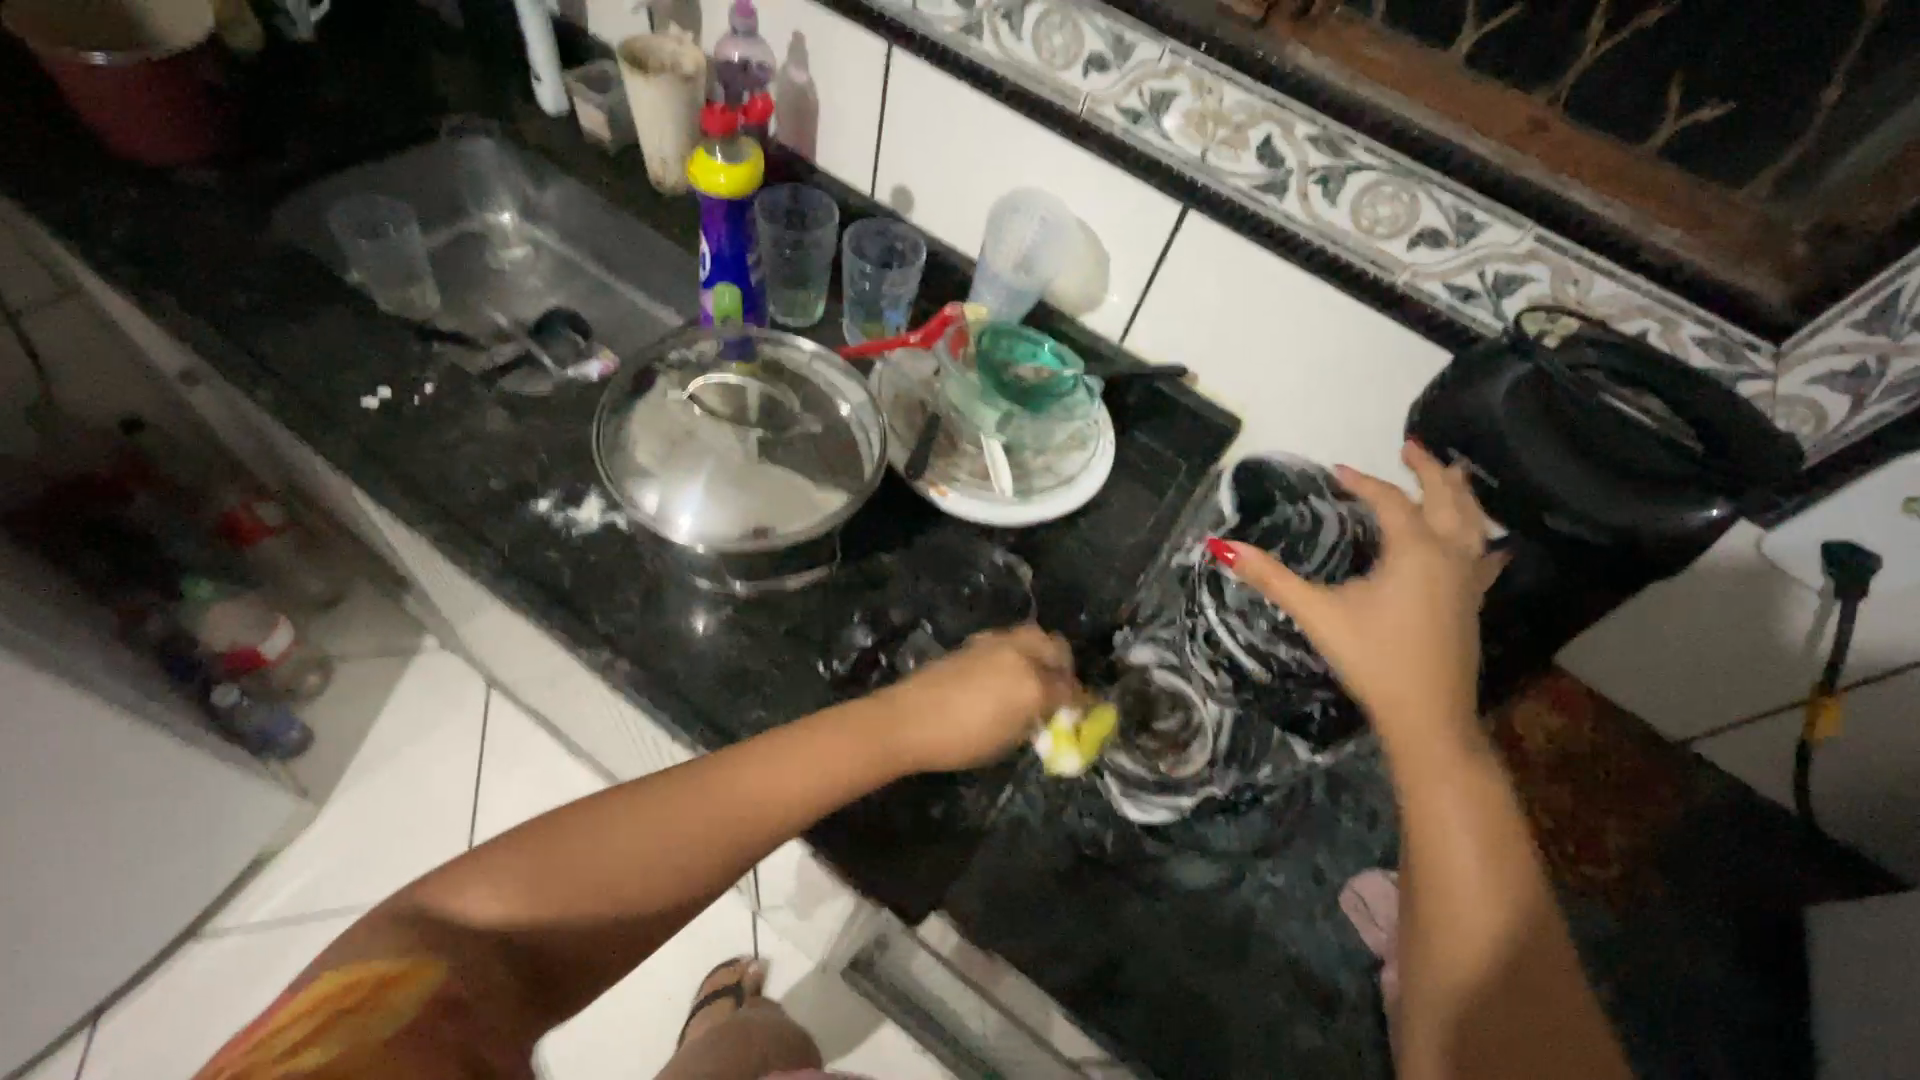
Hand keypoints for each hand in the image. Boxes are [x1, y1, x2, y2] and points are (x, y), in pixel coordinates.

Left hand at [876, 625, 1079, 772]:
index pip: (1070, 688)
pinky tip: (1004, 674)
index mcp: (1034, 684)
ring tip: (1032, 677)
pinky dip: (1016, 653)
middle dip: (1063, 666)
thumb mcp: (1007, 740)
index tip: (1081, 710)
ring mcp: (995, 643)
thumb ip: (1033, 721)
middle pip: (1056, 647)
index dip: (1079, 701)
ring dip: (1040, 654)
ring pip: (1032, 637)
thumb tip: (1045, 712)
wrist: (906, 720)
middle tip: (1057, 687)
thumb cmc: (960, 741)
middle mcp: (1020, 654)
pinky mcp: (974, 643)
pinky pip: (1008, 641)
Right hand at [1215, 442, 1506, 738]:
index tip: (1336, 471)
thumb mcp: (1316, 613)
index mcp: (1415, 550)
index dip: (1362, 482)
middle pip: (1447, 498)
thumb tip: (1222, 547)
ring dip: (1460, 493)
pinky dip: (1480, 536)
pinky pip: (1483, 555)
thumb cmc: (1372, 659)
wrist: (1426, 716)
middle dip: (1428, 469)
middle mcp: (1449, 555)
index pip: (1388, 501)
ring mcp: (1468, 580)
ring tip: (1451, 475)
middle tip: (1410, 446)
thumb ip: (1271, 578)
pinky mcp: (1473, 602)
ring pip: (1474, 522)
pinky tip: (1485, 543)